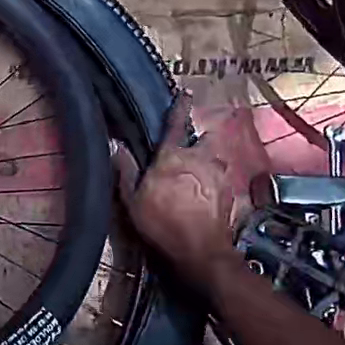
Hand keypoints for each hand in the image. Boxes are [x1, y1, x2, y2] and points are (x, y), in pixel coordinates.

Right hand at [112, 94, 268, 286]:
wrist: (200, 251)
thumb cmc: (162, 223)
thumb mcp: (133, 200)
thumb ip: (125, 170)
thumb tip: (115, 145)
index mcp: (173, 156)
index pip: (176, 124)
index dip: (180, 107)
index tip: (185, 93)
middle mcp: (200, 159)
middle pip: (203, 140)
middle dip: (198, 142)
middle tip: (189, 150)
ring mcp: (219, 175)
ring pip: (215, 159)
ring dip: (208, 163)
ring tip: (198, 175)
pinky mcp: (230, 192)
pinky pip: (221, 179)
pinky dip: (214, 183)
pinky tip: (205, 196)